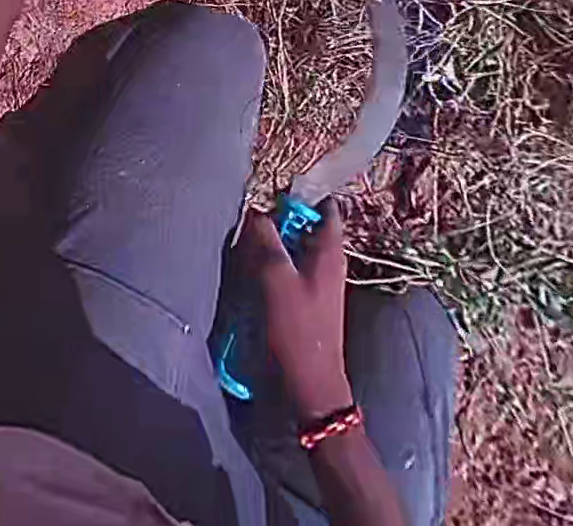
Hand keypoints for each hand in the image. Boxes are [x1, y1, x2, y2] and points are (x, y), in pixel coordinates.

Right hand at [245, 197, 353, 420]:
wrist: (308, 383)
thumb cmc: (297, 328)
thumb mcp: (275, 276)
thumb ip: (265, 237)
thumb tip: (254, 209)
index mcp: (329, 251)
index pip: (324, 206)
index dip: (300, 193)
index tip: (270, 189)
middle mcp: (325, 260)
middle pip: (303, 223)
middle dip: (276, 214)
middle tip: (248, 212)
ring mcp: (314, 279)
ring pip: (290, 243)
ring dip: (268, 237)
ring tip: (242, 234)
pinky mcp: (301, 295)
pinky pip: (284, 263)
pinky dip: (267, 257)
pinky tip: (246, 261)